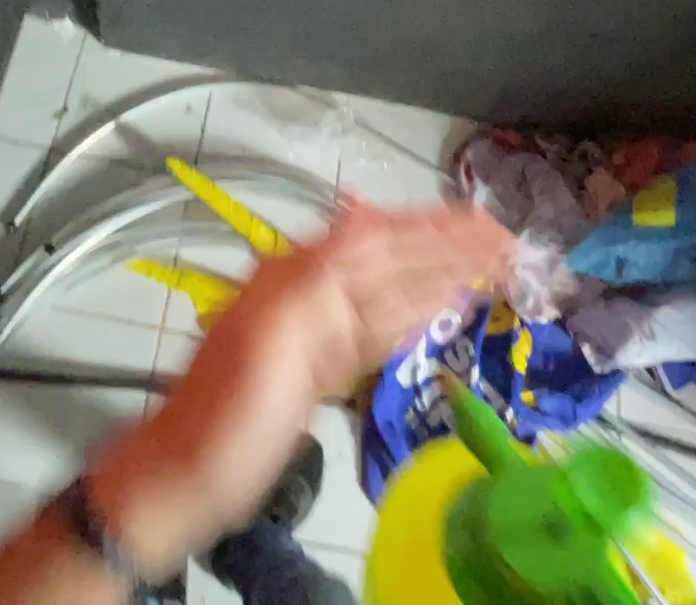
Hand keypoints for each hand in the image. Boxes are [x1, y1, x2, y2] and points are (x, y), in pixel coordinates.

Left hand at [91, 201, 513, 565]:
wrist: (189, 471)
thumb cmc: (228, 414)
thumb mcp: (269, 339)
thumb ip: (321, 281)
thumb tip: (368, 224)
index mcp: (299, 273)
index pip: (382, 237)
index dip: (437, 229)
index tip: (491, 227)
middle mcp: (311, 287)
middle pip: (390, 255)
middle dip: (447, 244)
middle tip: (506, 241)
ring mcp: (317, 325)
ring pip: (389, 288)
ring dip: (438, 273)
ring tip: (487, 262)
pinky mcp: (322, 362)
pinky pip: (377, 327)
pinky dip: (413, 312)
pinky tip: (438, 307)